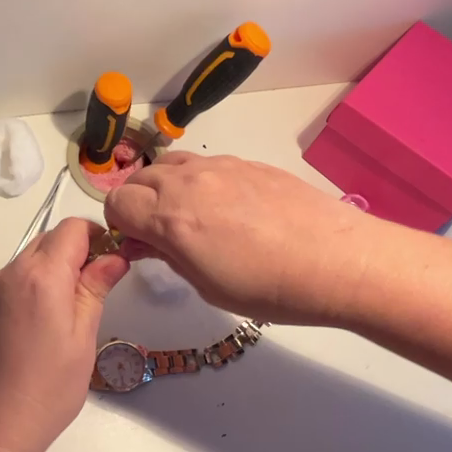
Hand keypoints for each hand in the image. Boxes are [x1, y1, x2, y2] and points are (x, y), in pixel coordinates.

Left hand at [0, 217, 129, 451]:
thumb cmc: (49, 389)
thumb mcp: (83, 339)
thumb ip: (95, 290)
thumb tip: (114, 257)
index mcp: (42, 276)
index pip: (72, 228)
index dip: (97, 237)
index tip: (112, 264)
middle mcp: (11, 273)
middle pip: (48, 240)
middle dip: (76, 252)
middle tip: (95, 288)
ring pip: (28, 259)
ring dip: (53, 269)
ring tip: (69, 310)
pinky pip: (11, 281)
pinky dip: (32, 286)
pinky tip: (41, 324)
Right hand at [105, 153, 379, 324]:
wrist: (335, 261)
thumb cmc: (268, 288)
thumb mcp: (206, 285)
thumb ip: (168, 257)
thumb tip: (146, 244)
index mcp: (170, 217)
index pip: (115, 203)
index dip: (118, 225)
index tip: (134, 245)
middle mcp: (188, 183)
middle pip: (138, 179)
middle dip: (136, 204)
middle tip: (156, 235)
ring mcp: (220, 167)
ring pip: (169, 165)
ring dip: (163, 187)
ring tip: (187, 217)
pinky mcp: (248, 163)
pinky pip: (203, 165)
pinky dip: (196, 182)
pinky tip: (224, 210)